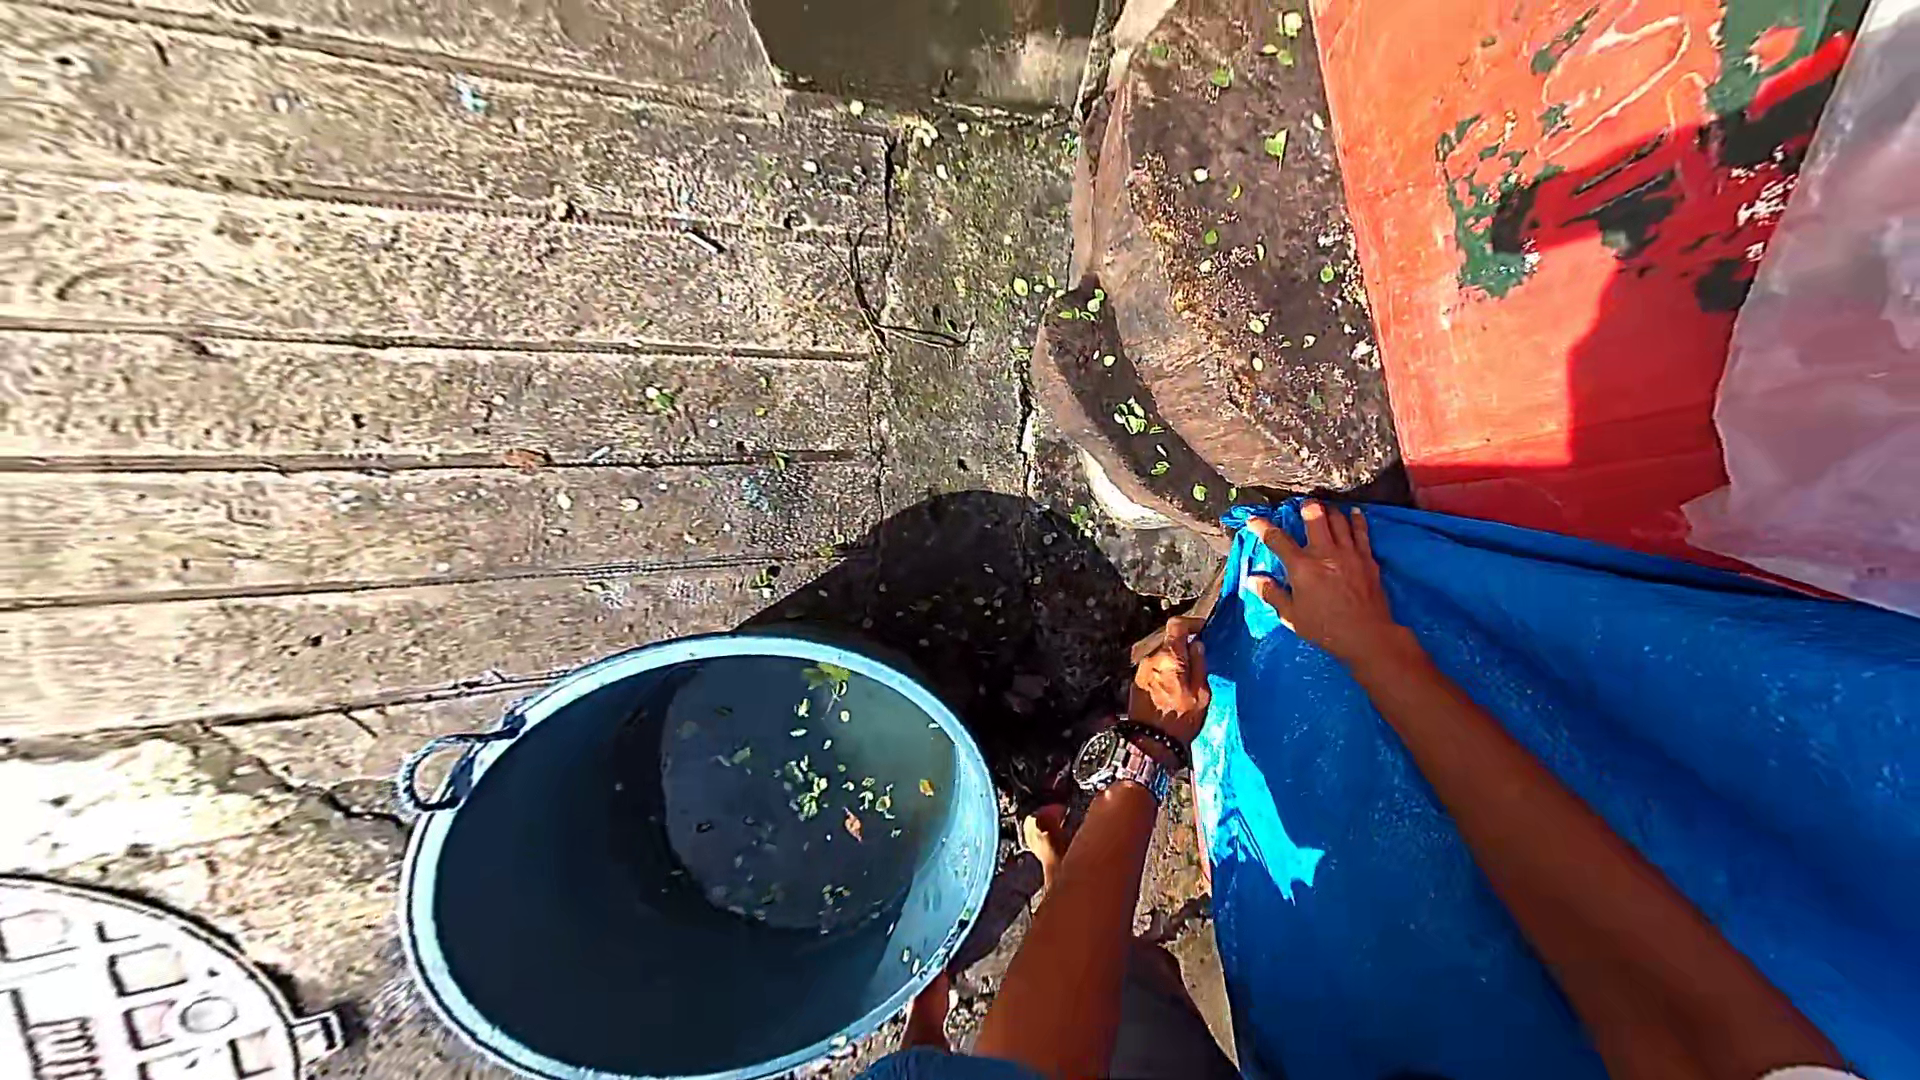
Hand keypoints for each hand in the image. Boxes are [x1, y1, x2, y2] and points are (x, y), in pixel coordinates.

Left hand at [1129, 616, 1209, 745]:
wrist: (1151, 740)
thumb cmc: (1180, 720)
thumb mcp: (1201, 694)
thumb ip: (1199, 665)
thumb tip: (1197, 645)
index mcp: (1169, 658)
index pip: (1176, 625)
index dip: (1191, 623)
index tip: (1202, 628)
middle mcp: (1152, 658)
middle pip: (1168, 640)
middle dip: (1184, 646)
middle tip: (1199, 658)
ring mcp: (1142, 668)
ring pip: (1161, 654)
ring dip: (1174, 659)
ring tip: (1187, 677)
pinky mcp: (1137, 679)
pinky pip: (1154, 666)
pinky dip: (1165, 669)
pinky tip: (1174, 686)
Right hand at [1247, 501, 1412, 667]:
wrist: (1367, 635)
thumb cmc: (1325, 627)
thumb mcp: (1290, 615)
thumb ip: (1271, 594)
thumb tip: (1253, 579)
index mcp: (1302, 567)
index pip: (1277, 539)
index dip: (1262, 527)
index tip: (1253, 519)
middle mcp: (1325, 554)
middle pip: (1315, 518)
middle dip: (1306, 507)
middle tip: (1302, 504)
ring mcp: (1349, 554)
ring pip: (1339, 520)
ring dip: (1330, 511)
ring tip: (1324, 508)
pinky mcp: (1367, 559)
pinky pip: (1362, 532)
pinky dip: (1357, 520)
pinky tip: (1354, 514)